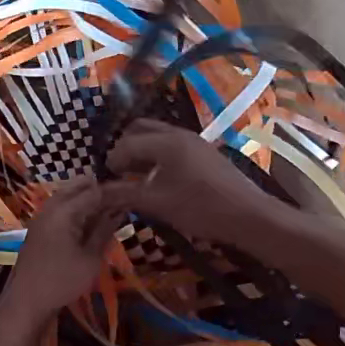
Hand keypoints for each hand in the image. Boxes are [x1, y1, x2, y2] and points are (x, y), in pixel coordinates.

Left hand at [0, 177, 125, 321]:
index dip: (117, 190)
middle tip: (124, 197)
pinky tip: (93, 219)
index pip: (95, 192)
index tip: (136, 191)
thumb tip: (120, 210)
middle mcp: (51, 206)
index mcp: (64, 211)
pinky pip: (62, 208)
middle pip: (80, 187)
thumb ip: (104, 230)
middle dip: (102, 190)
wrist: (26, 301)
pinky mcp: (40, 227)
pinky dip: (78, 209)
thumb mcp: (90, 258)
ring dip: (90, 199)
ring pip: (70, 196)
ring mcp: (43, 216)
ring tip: (113, 207)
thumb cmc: (62, 281)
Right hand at [101, 120, 292, 247]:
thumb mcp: (157, 203)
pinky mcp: (204, 154)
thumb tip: (96, 193)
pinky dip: (158, 157)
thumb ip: (123, 194)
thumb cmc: (200, 207)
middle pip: (140, 130)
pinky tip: (158, 181)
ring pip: (157, 137)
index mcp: (165, 141)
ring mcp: (194, 142)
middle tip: (118, 173)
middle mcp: (178, 134)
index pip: (126, 143)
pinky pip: (172, 147)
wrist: (248, 216)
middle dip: (125, 148)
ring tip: (135, 178)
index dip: (111, 161)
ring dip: (142, 152)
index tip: (105, 181)